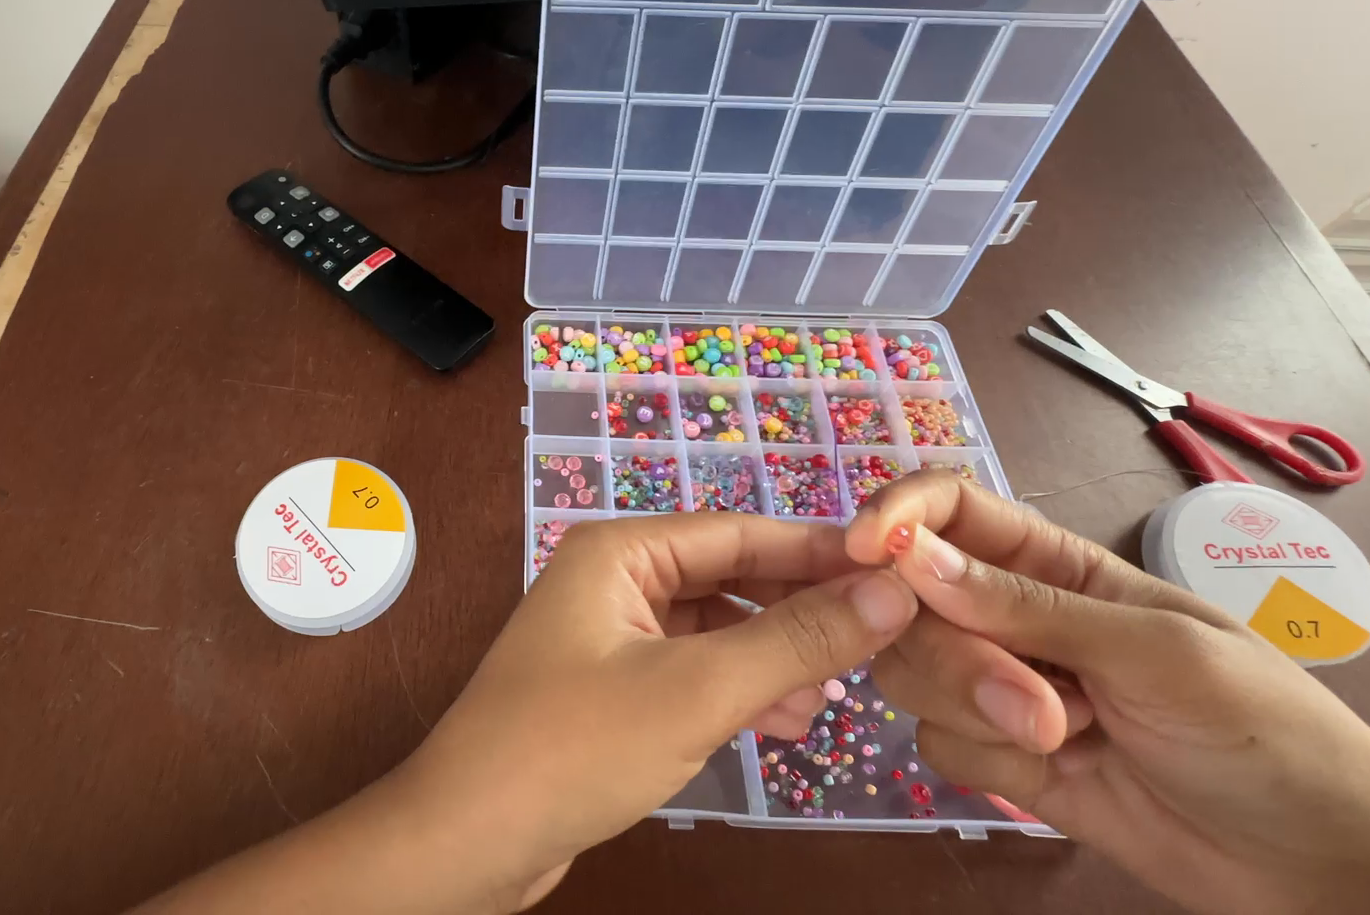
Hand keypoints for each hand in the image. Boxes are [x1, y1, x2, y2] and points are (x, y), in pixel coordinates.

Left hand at [403, 513, 918, 910]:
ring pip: (712, 627)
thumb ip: (794, 639)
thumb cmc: (577, 745)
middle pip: (725, 577)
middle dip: (795, 611)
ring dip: (770, 656)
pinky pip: (689, 668)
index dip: (816, 551)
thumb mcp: (696, 690)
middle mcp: (612, 577)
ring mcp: (608, 631)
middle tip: (876, 642)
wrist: (472, 836)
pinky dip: (735, 688)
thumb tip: (888, 590)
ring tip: (831, 697)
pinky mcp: (610, 683)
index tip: (897, 573)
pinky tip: (782, 720)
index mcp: (620, 551)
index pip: (737, 533)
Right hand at [844, 471, 1369, 914]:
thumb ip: (1027, 605)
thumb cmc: (1268, 734)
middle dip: (953, 654)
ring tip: (1061, 739)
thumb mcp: (1159, 653)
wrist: (1316, 874)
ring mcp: (988, 682)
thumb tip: (907, 554)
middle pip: (906, 599)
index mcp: (1046, 563)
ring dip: (970, 709)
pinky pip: (930, 737)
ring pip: (904, 666)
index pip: (946, 507)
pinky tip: (1051, 773)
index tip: (864, 549)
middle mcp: (1001, 613)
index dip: (896, 513)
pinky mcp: (985, 747)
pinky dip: (983, 761)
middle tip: (1034, 707)